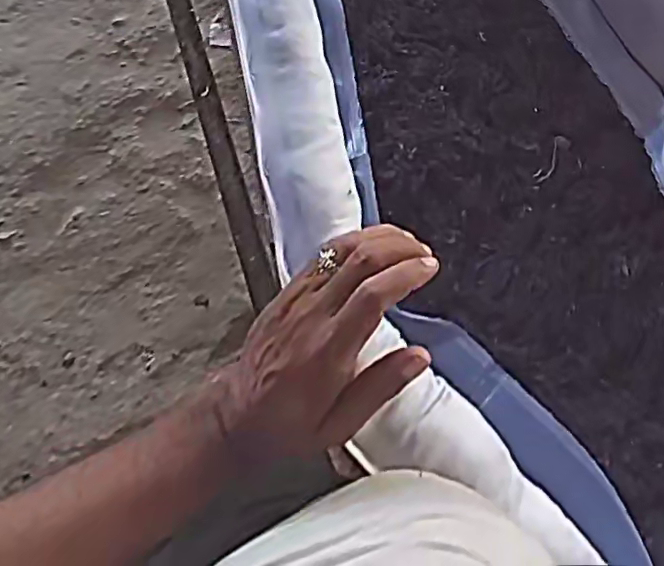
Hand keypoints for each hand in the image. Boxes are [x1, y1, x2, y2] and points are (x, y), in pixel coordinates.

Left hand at [201, 225, 438, 468]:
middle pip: (360, 260)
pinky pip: (325, 251)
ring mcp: (298, 297)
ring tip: (408, 243)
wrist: (234, 416)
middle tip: (425, 254)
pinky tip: (375, 242)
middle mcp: (311, 316)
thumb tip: (420, 357)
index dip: (405, 274)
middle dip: (401, 247)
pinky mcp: (290, 289)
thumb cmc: (287, 425)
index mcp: (327, 351)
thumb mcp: (339, 425)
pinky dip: (357, 239)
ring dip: (381, 237)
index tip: (430, 268)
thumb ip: (381, 387)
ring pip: (342, 248)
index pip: (372, 295)